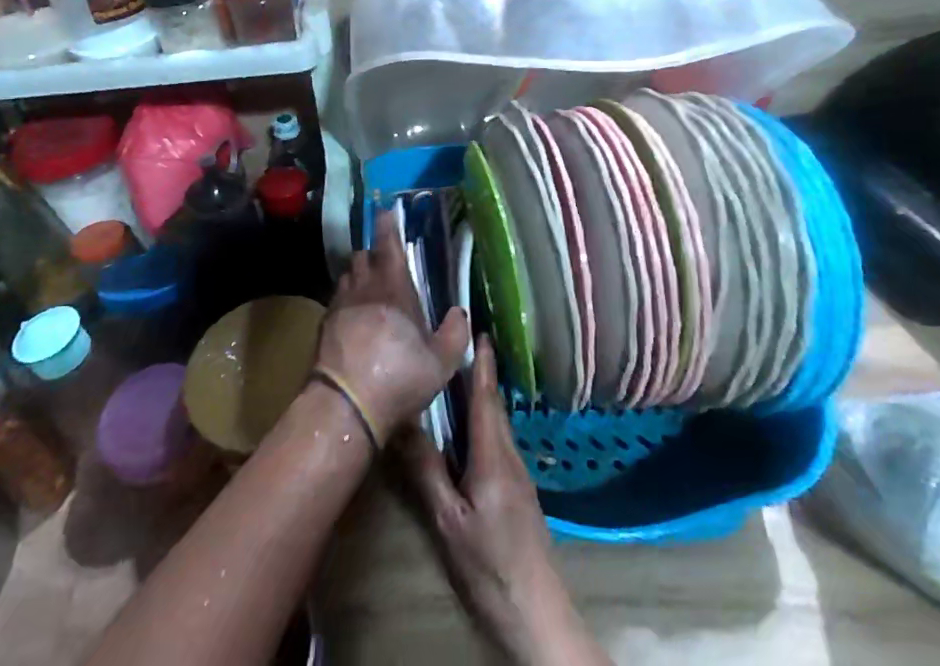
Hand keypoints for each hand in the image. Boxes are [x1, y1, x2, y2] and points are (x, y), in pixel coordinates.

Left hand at [317, 211, 468, 441]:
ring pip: (347, 277)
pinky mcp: (323, 327)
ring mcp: (339, 307)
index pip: (388, 247)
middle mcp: (363, 290)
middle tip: (384, 258)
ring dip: (358, 275)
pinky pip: (336, 301)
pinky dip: (346, 300)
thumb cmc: (399, 378)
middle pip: (363, 258)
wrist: (344, 406)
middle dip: (373, 253)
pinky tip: (353, 316)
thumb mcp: (441, 363)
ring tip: (368, 285)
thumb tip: (459, 313)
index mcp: (393, 290)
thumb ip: (455, 335)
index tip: (386, 212)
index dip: (388, 227)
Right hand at [399, 337, 608, 665]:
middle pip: (494, 409)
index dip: (483, 366)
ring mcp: (518, 476)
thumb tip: (405, 424)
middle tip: (461, 348)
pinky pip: (499, 443)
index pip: (486, 401)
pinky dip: (485, 423)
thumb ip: (428, 472)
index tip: (480, 334)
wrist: (534, 606)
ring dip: (483, 399)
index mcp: (493, 458)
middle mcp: (510, 458)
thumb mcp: (448, 520)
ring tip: (460, 380)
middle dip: (482, 376)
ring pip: (498, 426)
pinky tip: (469, 431)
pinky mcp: (518, 491)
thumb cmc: (488, 562)